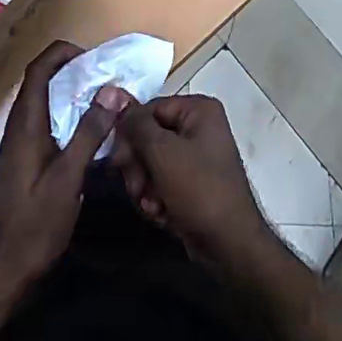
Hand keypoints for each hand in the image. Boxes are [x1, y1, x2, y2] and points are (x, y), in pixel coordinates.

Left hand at [0, 42, 121, 308]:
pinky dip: (69, 119)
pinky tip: (91, 136)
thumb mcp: (68, 178)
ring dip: (73, 96)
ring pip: (46, 103)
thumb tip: (111, 90)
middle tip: (108, 80)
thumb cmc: (32, 224)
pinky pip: (47, 124)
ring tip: (107, 104)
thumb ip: (88, 132)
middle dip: (74, 73)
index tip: (93, 58)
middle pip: (42, 82)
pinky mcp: (24, 161)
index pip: (39, 68)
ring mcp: (20, 144)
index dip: (63, 53)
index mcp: (25, 122)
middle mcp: (19, 126)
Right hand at [111, 95, 276, 266]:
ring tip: (153, 205)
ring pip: (151, 162)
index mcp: (199, 110)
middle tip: (138, 188)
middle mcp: (199, 126)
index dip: (130, 134)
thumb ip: (136, 125)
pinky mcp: (193, 181)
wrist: (229, 245)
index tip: (118, 161)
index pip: (149, 109)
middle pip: (148, 137)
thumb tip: (112, 96)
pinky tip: (162, 213)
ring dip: (145, 186)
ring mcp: (197, 155)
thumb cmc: (198, 190)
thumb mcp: (162, 152)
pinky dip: (157, 197)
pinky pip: (162, 180)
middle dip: (139, 167)